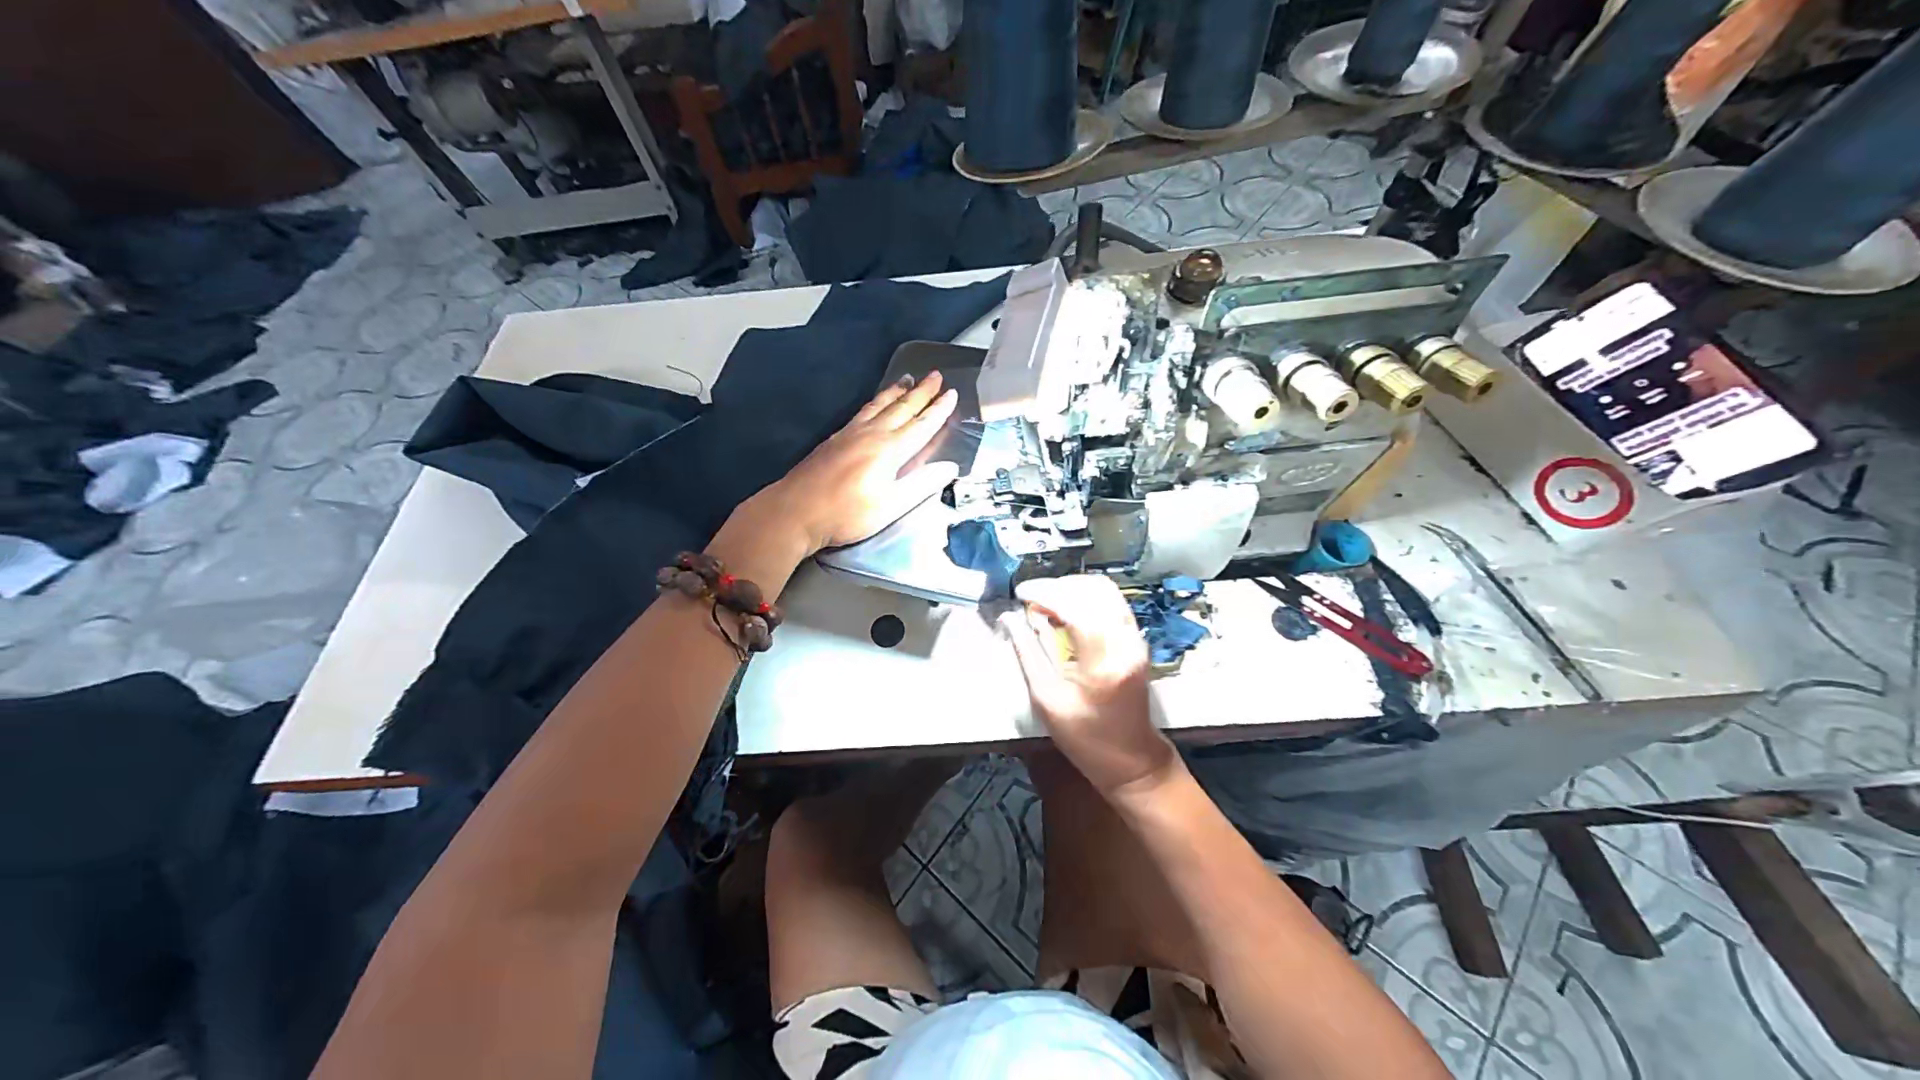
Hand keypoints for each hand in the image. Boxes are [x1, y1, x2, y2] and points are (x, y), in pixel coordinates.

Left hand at [754, 371, 961, 552]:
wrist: (795, 511)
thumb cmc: (846, 514)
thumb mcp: (891, 506)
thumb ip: (921, 484)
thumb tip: (949, 468)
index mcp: (889, 450)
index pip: (921, 425)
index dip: (938, 410)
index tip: (951, 394)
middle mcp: (871, 434)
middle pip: (902, 408)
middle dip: (921, 392)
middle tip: (935, 375)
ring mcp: (850, 434)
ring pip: (880, 405)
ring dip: (897, 392)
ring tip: (907, 379)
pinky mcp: (835, 439)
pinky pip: (863, 411)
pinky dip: (876, 401)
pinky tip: (875, 403)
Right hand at [999, 576, 1181, 800]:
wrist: (1131, 758)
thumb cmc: (1085, 737)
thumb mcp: (1047, 699)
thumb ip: (1029, 653)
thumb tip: (1011, 619)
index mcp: (1103, 660)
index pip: (1074, 605)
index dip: (1044, 593)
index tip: (1020, 594)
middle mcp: (1125, 641)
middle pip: (1092, 589)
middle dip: (1057, 586)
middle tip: (1030, 598)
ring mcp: (1135, 638)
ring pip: (1105, 590)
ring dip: (1072, 588)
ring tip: (1045, 602)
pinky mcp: (1136, 639)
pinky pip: (1112, 602)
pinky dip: (1086, 597)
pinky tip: (1066, 610)